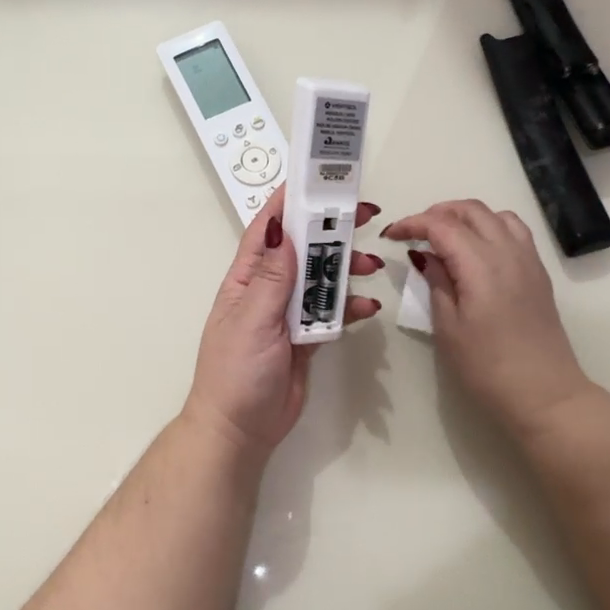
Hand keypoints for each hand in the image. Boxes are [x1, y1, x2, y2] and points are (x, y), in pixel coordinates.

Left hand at [184, 187, 383, 453]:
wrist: (241, 430)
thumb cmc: (236, 372)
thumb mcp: (252, 320)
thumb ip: (272, 277)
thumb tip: (280, 229)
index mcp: (247, 279)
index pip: (268, 229)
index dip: (291, 202)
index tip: (319, 179)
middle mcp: (269, 290)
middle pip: (304, 250)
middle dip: (333, 232)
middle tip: (367, 215)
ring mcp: (288, 315)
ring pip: (323, 279)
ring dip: (347, 270)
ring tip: (373, 268)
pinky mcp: (307, 339)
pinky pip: (332, 314)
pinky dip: (350, 308)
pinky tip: (367, 308)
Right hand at [382, 200, 592, 436]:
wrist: (544, 394)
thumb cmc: (487, 367)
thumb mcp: (448, 328)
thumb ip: (436, 283)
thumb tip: (425, 256)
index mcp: (481, 264)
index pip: (442, 225)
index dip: (413, 223)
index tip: (391, 235)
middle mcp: (508, 252)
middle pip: (472, 210)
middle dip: (438, 212)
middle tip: (414, 232)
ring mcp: (528, 260)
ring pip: (496, 216)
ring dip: (467, 217)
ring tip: (445, 237)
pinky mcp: (539, 273)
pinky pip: (514, 232)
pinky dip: (490, 227)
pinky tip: (476, 251)